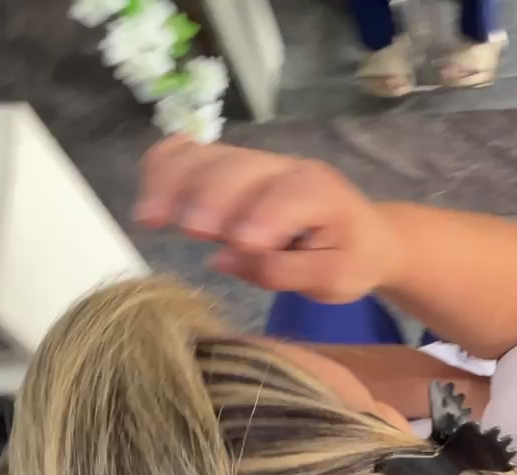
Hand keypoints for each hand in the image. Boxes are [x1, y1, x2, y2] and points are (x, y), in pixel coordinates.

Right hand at [132, 136, 395, 302]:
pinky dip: (168, 166)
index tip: (236, 243)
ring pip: (208, 157)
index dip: (260, 218)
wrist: (367, 237)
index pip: (286, 199)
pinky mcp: (236, 167)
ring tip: (149, 218)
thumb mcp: (333, 280)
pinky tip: (150, 192)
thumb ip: (285, 271)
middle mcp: (286, 167)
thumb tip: (223, 259)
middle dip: (210, 197)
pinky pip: (194, 153)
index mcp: (320, 194)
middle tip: (187, 231)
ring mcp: (258, 162)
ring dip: (174, 183)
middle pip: (238, 168)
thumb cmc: (352, 262)